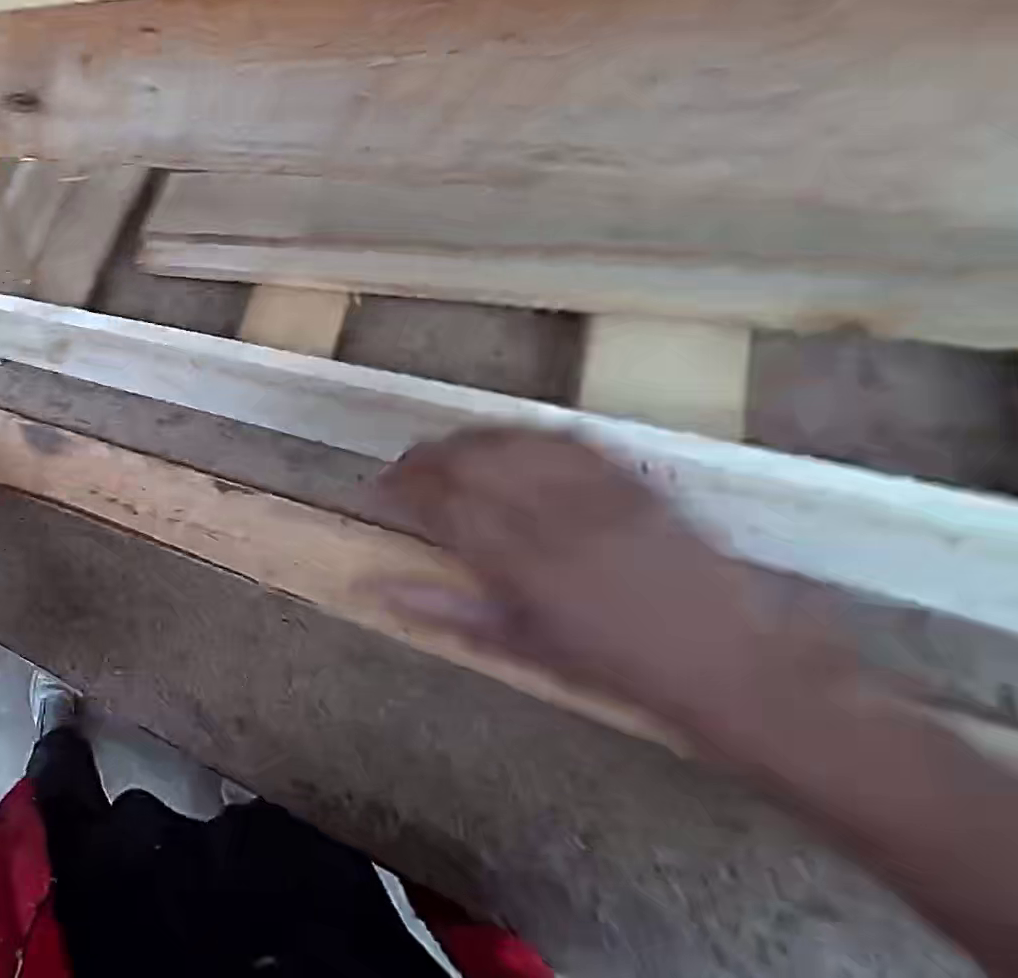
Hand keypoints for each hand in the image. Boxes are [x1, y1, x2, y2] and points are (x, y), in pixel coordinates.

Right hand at [375, 428, 817, 726]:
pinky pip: (567, 439)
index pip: (440, 503)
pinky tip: (507, 441)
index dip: (399, 488)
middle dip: (422, 458)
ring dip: (466, 440)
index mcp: (520, 564)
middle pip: (468, 461)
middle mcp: (553, 518)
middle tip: (401, 470)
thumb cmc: (610, 666)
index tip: (376, 490)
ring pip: (512, 441)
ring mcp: (598, 495)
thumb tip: (369, 587)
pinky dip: (525, 433)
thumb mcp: (517, 645)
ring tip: (444, 452)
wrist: (733, 668)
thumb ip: (441, 608)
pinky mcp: (635, 482)